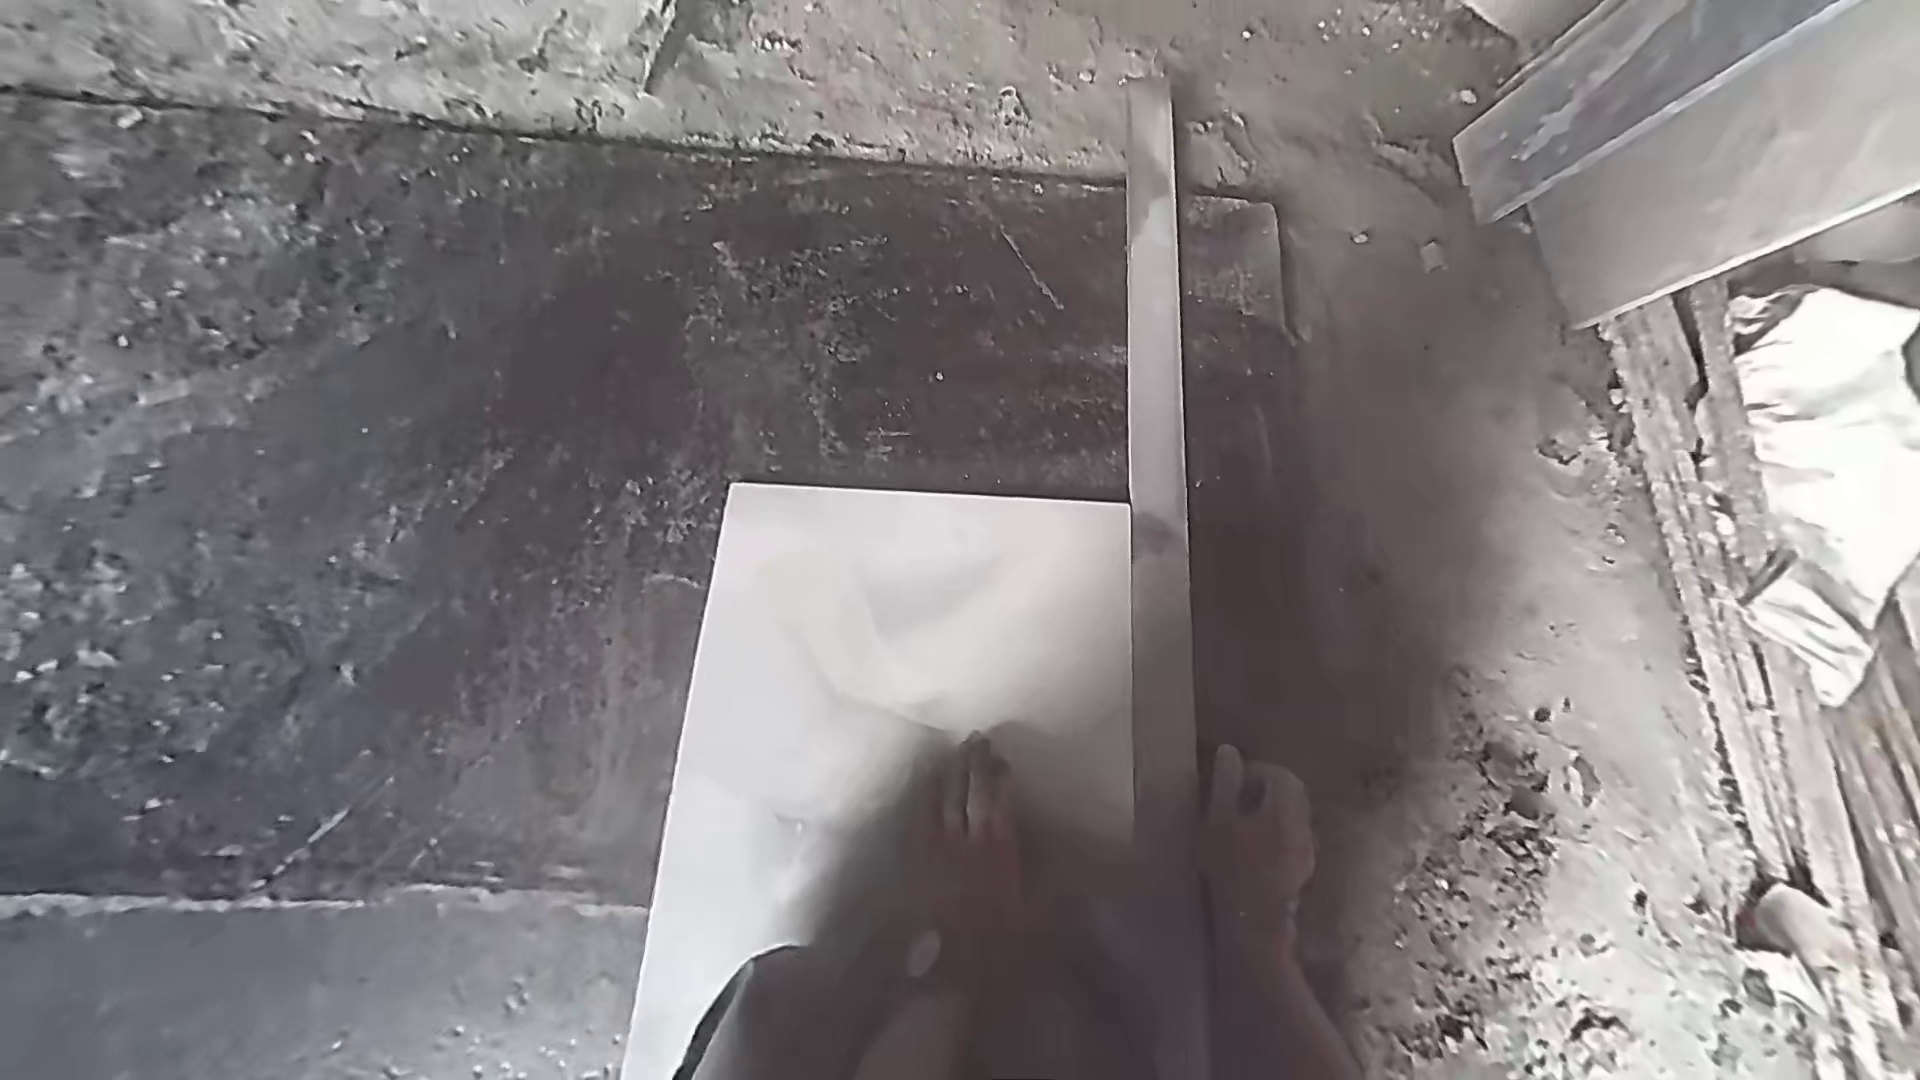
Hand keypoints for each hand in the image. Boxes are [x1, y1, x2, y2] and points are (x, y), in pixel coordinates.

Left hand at [920, 733, 1027, 990]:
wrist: (954, 974)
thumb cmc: (1002, 945)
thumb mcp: (1040, 913)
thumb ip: (1052, 878)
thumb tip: (1066, 852)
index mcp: (1000, 850)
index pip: (999, 799)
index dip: (999, 774)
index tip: (1002, 757)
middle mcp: (968, 840)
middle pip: (969, 790)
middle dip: (974, 761)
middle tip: (976, 738)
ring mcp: (939, 848)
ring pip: (943, 798)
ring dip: (950, 771)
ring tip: (955, 750)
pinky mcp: (919, 860)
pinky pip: (918, 818)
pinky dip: (924, 796)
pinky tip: (927, 782)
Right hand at [1200, 744, 1315, 941]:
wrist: (1253, 924)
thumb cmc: (1230, 867)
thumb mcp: (1218, 820)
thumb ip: (1225, 783)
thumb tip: (1229, 751)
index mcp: (1283, 811)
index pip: (1281, 775)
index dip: (1257, 769)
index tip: (1231, 777)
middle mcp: (1302, 828)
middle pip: (1292, 793)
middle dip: (1265, 785)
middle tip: (1234, 793)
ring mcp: (1306, 851)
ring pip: (1293, 814)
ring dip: (1270, 806)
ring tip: (1239, 817)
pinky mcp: (1302, 868)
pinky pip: (1292, 833)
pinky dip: (1274, 826)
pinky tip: (1252, 841)